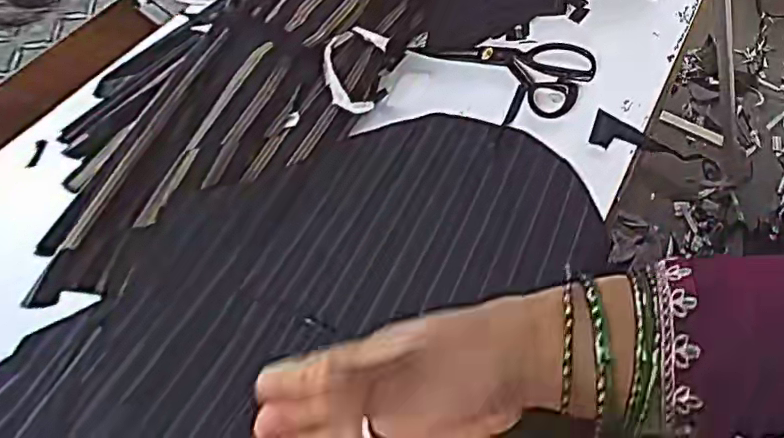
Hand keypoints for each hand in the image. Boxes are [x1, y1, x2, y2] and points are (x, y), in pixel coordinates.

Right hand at [253, 292, 558, 437]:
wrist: (522, 359)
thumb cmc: (468, 353)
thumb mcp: (397, 373)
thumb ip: (344, 386)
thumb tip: (297, 388)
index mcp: (376, 354)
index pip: (321, 371)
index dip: (290, 384)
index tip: (262, 390)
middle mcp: (388, 374)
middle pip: (333, 399)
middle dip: (297, 413)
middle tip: (264, 424)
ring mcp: (408, 397)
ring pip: (354, 417)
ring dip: (321, 430)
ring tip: (290, 434)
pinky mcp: (428, 420)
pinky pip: (383, 429)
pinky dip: (358, 431)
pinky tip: (355, 434)